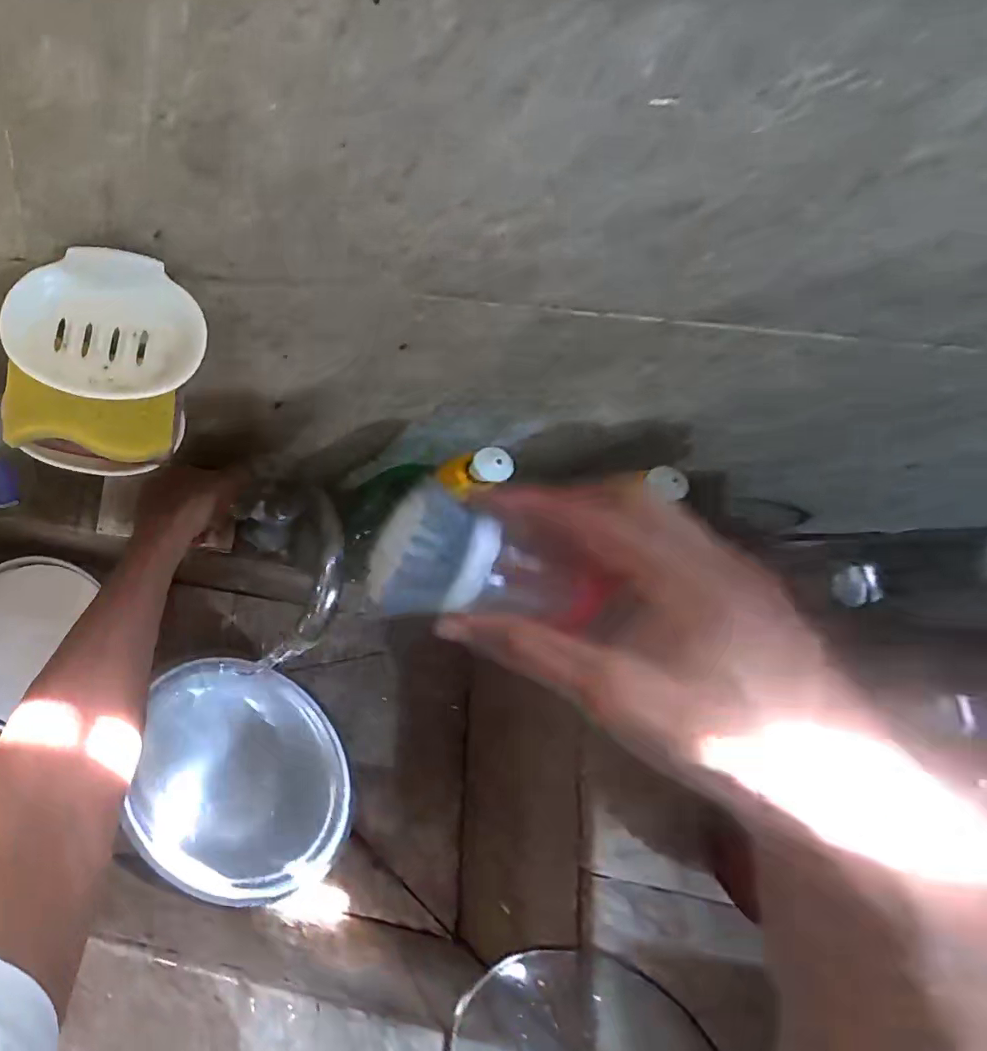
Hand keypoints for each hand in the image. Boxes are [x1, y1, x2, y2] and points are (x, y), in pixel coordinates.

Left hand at [130, 466, 250, 553]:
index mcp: (176, 467)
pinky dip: (186, 534)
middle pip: (192, 494)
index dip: (218, 485)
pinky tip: (195, 543)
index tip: (229, 499)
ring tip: (210, 534)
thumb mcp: (225, 485)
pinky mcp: (146, 526)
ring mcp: (149, 504)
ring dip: (199, 523)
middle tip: (222, 519)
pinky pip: (173, 528)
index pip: (202, 472)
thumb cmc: (195, 506)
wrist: (162, 537)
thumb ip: (239, 474)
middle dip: (209, 507)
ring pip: (183, 512)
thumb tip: (250, 467)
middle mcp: (159, 482)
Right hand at [437, 483, 865, 766]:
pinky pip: (662, 547)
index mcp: (683, 575)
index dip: (529, 503)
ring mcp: (729, 576)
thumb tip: (448, 622)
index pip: (593, 516)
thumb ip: (528, 648)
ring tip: (536, 544)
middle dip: (559, 502)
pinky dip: (611, 547)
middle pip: (627, 501)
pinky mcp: (734, 597)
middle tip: (507, 521)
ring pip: (649, 520)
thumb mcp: (610, 693)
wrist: (836, 783)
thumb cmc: (719, 735)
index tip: (476, 501)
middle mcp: (711, 560)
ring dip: (587, 522)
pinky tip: (586, 581)